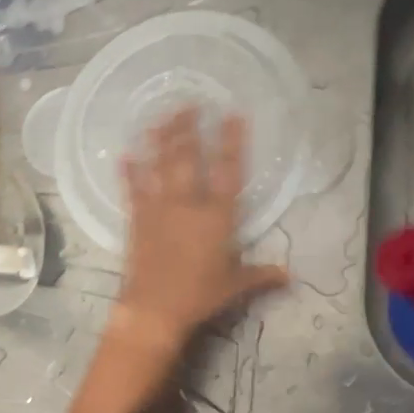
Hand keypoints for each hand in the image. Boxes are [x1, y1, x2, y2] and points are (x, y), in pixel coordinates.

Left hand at [117, 107, 287, 342]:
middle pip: (187, 158)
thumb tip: (289, 275)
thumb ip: (261, 275)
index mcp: (217, 217)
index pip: (228, 171)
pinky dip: (129, 172)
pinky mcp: (136, 222)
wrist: (154, 310)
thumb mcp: (234, 286)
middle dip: (188, 127)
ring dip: (159, 139)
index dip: (231, 141)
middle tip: (189, 102)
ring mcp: (158, 211)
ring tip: (159, 115)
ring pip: (158, 166)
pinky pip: (132, 191)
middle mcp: (187, 205)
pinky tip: (124, 154)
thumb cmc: (198, 297)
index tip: (232, 114)